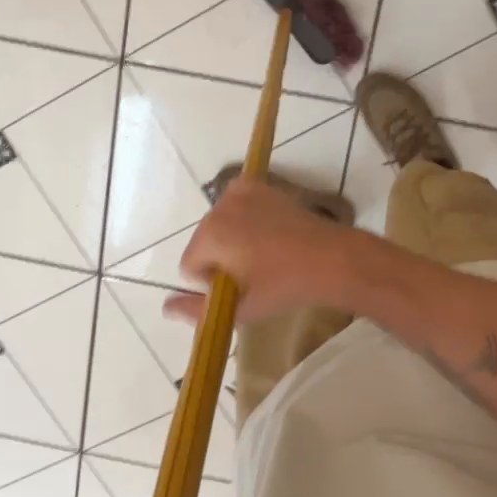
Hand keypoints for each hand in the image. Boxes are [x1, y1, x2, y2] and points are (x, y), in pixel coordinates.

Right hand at [162, 177, 367, 324]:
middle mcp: (219, 207)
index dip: (212, 282)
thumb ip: (197, 311)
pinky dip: (244, 217)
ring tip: (265, 255)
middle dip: (221, 258)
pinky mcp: (261, 186)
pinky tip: (267, 232)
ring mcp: (241, 192)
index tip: (241, 287)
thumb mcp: (240, 308)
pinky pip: (237, 205)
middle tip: (255, 272)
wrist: (331, 258)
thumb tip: (165, 308)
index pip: (189, 266)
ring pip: (220, 225)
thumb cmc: (284, 286)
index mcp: (209, 235)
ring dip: (233, 239)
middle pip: (204, 242)